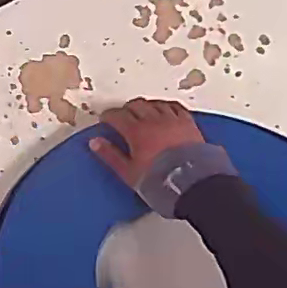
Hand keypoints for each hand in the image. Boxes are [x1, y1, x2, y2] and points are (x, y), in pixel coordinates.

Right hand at [89, 98, 205, 190]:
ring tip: (141, 111)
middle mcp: (154, 121)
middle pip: (136, 105)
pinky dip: (166, 106)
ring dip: (145, 106)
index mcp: (137, 132)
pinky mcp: (188, 124)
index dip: (108, 116)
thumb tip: (95, 142)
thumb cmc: (159, 179)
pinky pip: (175, 107)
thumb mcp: (128, 171)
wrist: (191, 183)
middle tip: (121, 115)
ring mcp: (173, 121)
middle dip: (125, 109)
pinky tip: (164, 109)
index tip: (105, 119)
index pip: (118, 116)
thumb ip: (110, 155)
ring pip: (155, 104)